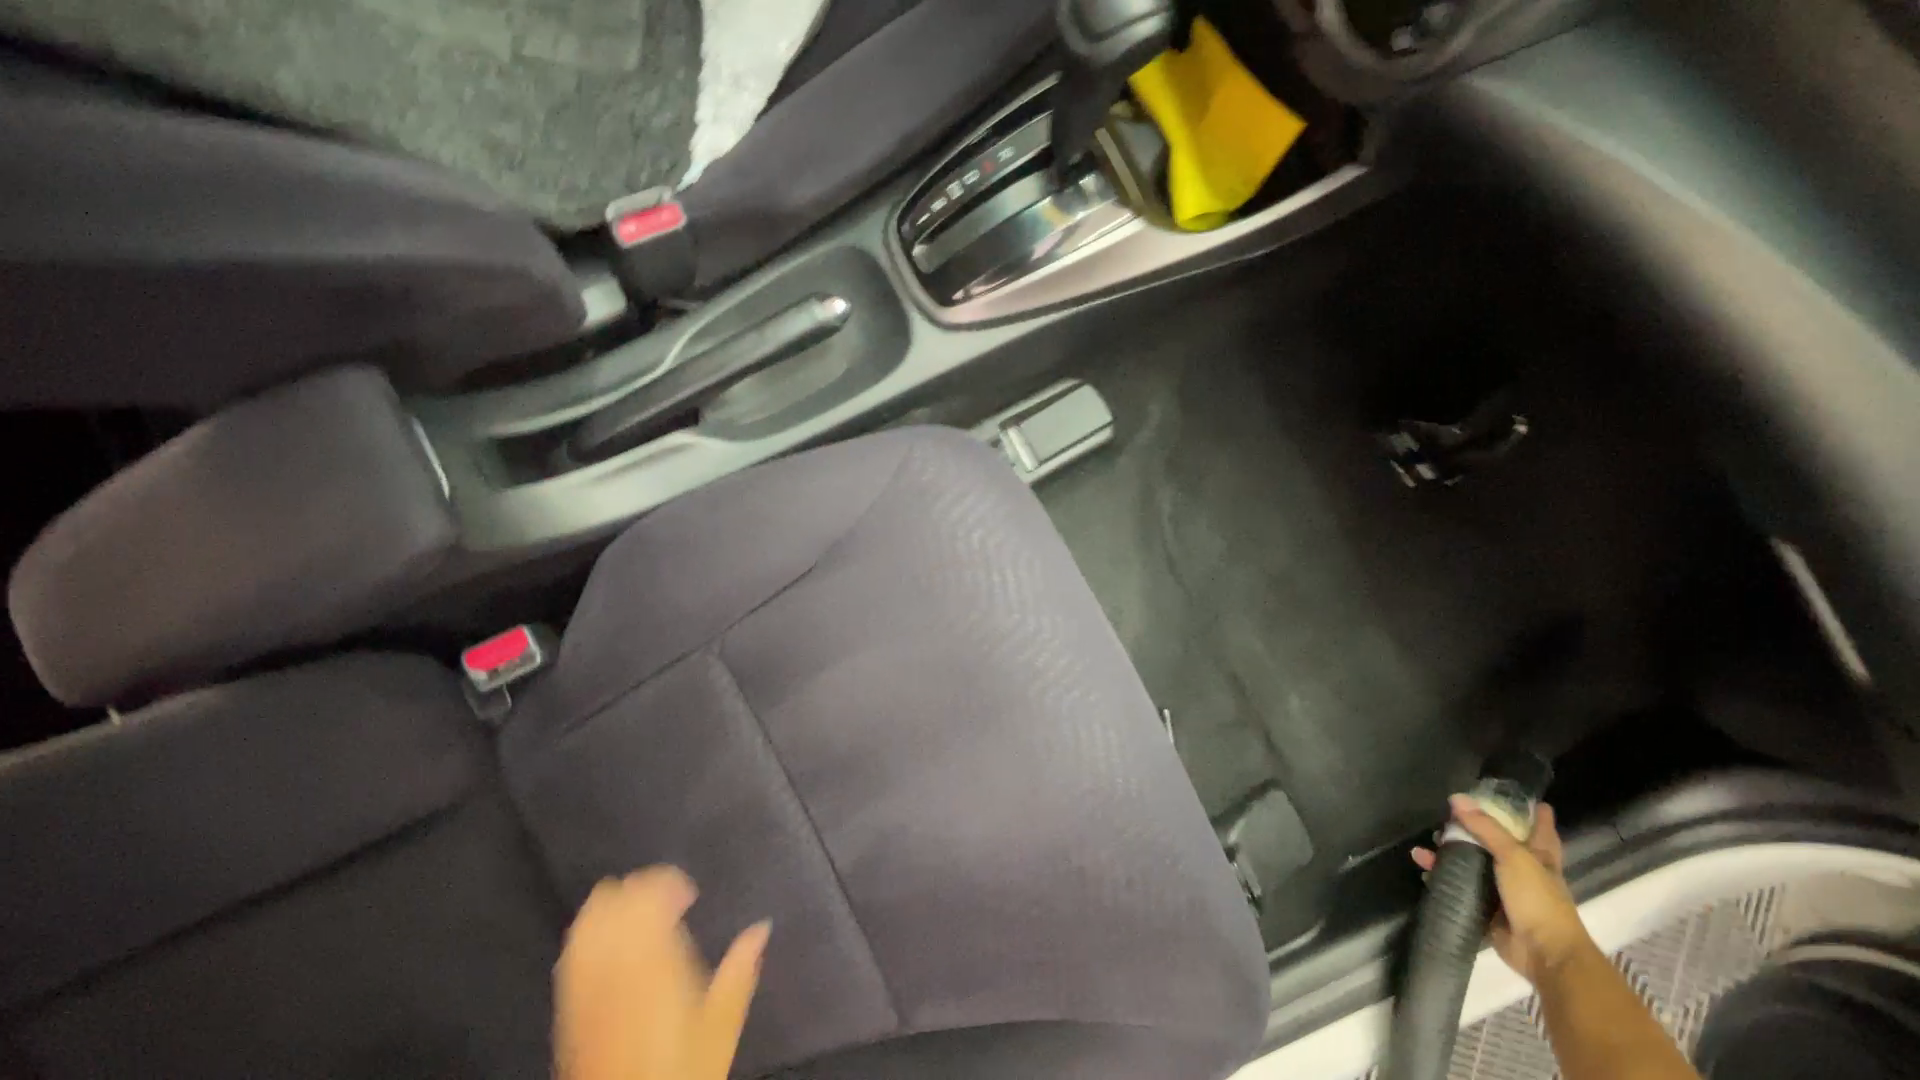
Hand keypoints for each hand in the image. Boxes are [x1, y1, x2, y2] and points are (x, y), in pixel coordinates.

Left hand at [554, 867, 770, 1079]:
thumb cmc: (685, 1069)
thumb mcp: (723, 1023)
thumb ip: (740, 969)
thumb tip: (761, 928)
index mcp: (656, 959)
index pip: (650, 896)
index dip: (668, 883)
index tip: (689, 894)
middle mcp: (615, 962)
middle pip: (615, 900)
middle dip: (640, 890)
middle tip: (667, 902)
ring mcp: (586, 981)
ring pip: (589, 919)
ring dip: (613, 906)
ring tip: (637, 915)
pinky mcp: (568, 1003)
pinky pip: (572, 950)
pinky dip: (590, 932)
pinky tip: (608, 941)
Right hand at [1412, 796, 1593, 984]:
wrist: (1544, 952)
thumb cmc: (1538, 899)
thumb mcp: (1514, 856)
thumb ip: (1485, 827)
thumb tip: (1456, 798)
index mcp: (1540, 854)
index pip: (1540, 825)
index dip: (1529, 808)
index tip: (1509, 793)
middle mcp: (1524, 870)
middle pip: (1498, 842)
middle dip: (1474, 830)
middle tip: (1447, 817)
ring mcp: (1505, 891)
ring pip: (1475, 865)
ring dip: (1451, 855)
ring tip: (1426, 845)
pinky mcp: (1489, 909)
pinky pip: (1462, 889)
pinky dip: (1444, 880)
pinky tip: (1424, 871)